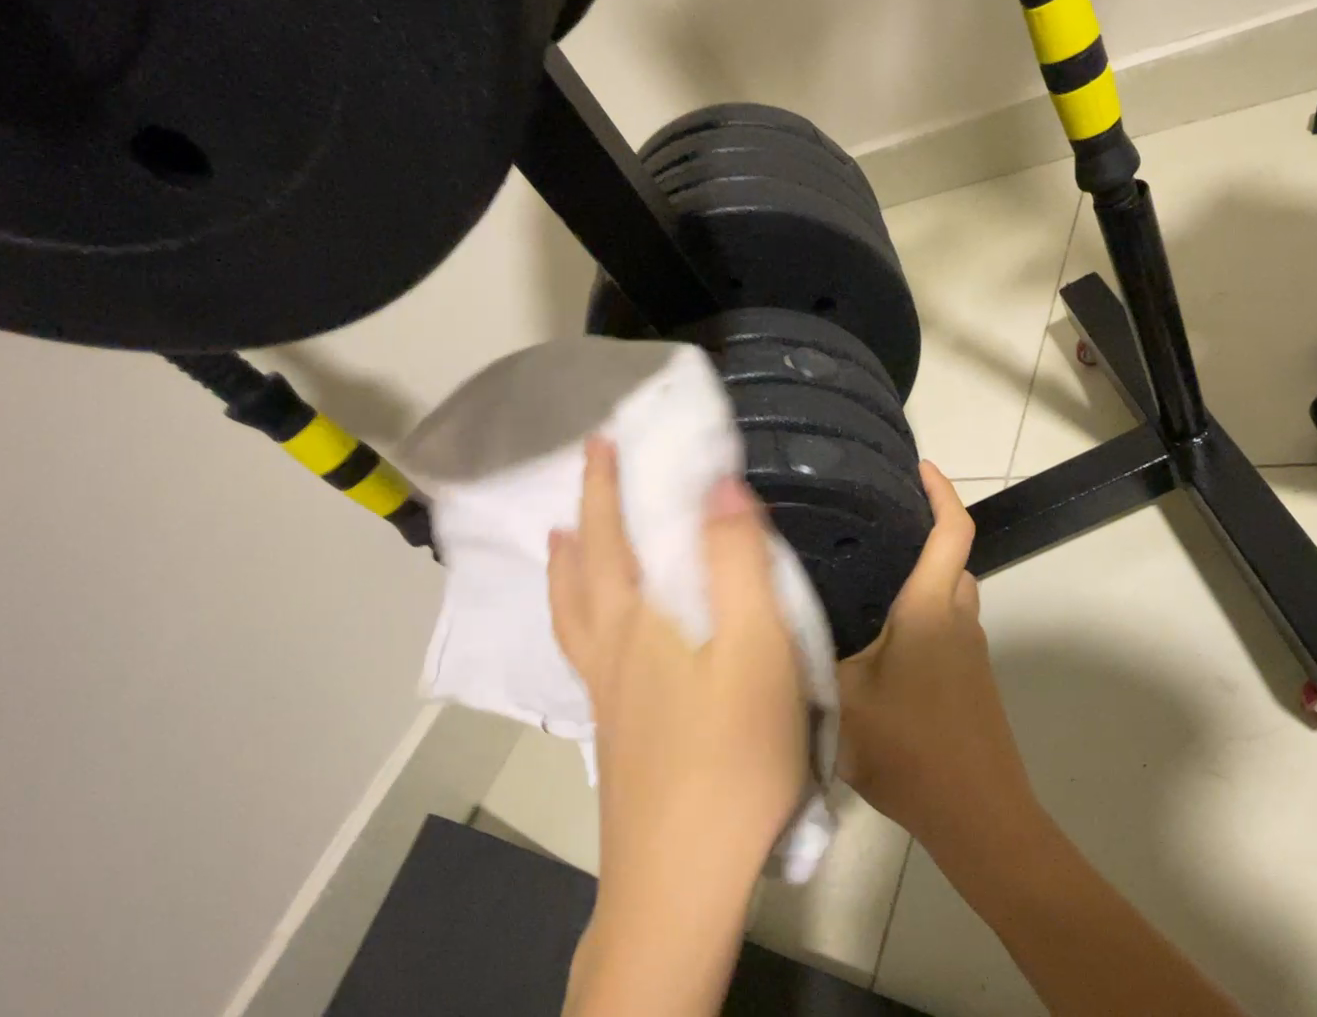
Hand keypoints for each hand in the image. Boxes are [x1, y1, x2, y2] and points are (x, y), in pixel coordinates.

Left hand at [547, 438, 806, 909]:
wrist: (684, 877)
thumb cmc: (733, 756)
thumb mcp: (756, 648)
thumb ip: (738, 563)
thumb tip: (718, 484)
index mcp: (640, 624)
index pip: (614, 536)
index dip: (608, 485)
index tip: (604, 439)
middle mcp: (611, 653)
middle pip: (583, 573)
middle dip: (584, 517)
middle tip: (585, 476)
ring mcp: (608, 699)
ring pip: (574, 618)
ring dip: (566, 571)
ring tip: (560, 544)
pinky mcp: (619, 736)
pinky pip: (584, 654)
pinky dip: (578, 621)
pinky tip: (602, 637)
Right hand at [837, 462, 1039, 853]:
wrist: (977, 814)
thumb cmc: (910, 750)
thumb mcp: (842, 702)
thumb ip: (811, 657)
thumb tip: (784, 619)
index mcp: (931, 611)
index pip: (951, 531)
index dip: (940, 491)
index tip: (919, 466)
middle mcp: (959, 621)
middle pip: (953, 562)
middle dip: (925, 537)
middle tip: (873, 532)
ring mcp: (972, 655)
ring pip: (951, 599)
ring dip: (923, 585)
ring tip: (866, 588)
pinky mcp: (973, 684)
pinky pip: (949, 632)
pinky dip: (923, 622)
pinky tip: (880, 650)